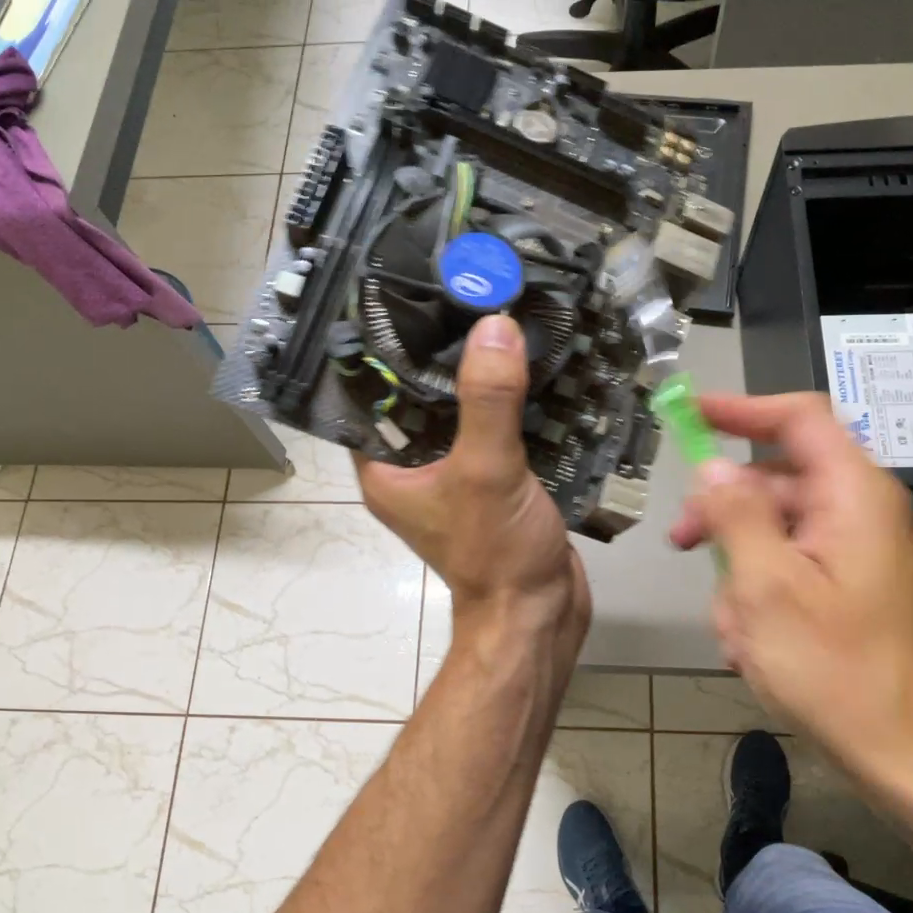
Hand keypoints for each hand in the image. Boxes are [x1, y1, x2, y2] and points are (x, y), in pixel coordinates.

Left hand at [356, 315, 590, 635]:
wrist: (540, 614)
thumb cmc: (496, 553)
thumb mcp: (486, 470)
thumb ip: (489, 399)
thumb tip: (493, 325)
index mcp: (386, 469)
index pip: (371, 394)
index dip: (387, 348)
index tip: (413, 299)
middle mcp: (414, 470)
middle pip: (424, 398)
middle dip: (448, 354)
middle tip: (473, 298)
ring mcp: (457, 477)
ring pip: (466, 413)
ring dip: (487, 377)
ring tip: (507, 321)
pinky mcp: (496, 483)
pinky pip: (499, 432)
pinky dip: (516, 406)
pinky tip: (538, 369)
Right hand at [669, 393, 912, 784]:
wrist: (897, 747)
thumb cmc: (832, 667)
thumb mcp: (765, 587)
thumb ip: (735, 516)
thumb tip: (712, 468)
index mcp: (852, 495)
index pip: (797, 418)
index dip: (740, 409)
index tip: (686, 415)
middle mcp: (859, 512)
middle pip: (775, 478)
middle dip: (724, 512)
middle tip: (681, 544)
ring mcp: (854, 551)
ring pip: (773, 529)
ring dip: (737, 570)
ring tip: (734, 628)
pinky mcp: (847, 585)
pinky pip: (788, 566)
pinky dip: (758, 594)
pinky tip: (750, 644)